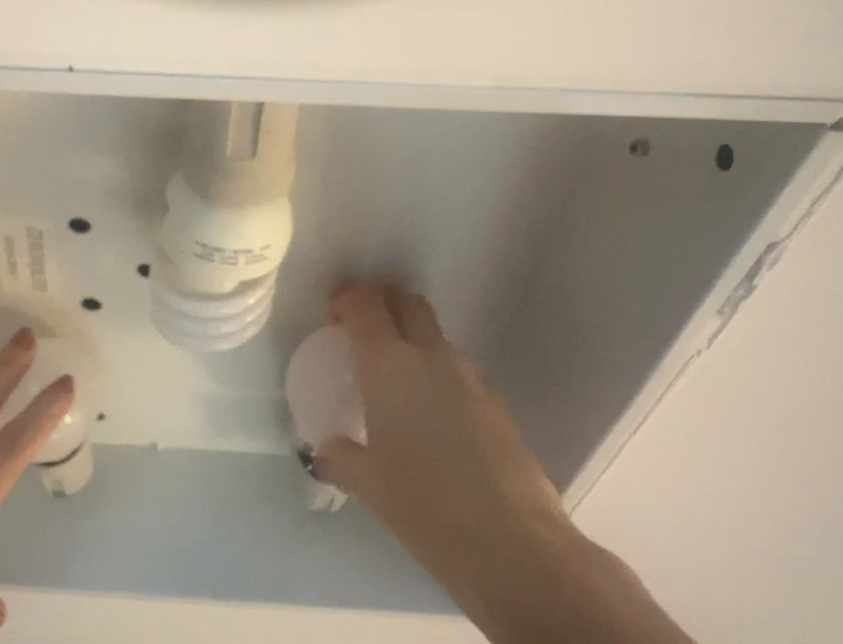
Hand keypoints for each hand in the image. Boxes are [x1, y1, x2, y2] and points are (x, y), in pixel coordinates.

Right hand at [312, 284, 691, 643]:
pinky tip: (431, 422)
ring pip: (436, 337)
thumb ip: (341, 457)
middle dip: (384, 304)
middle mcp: (431, 357)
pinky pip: (458, 373)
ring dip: (413, 343)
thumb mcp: (369, 485)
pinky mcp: (497, 403)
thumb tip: (328, 450)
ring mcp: (471, 378)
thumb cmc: (424, 507)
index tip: (333, 314)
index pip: (365, 304)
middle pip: (407, 303)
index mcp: (389, 366)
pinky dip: (438, 377)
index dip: (346, 298)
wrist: (514, 544)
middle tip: (363, 333)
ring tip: (394, 386)